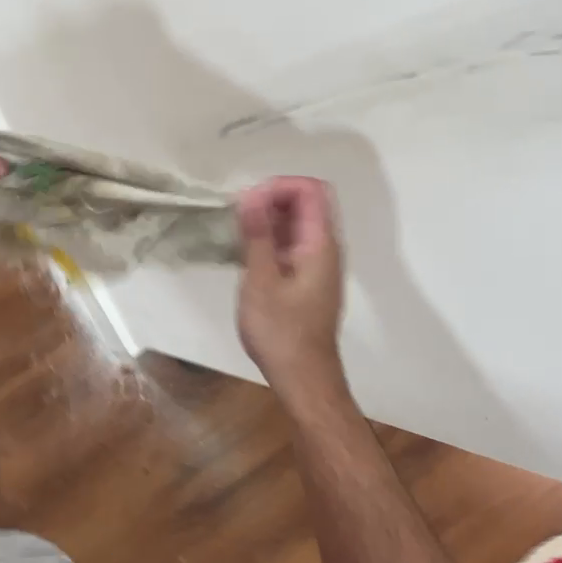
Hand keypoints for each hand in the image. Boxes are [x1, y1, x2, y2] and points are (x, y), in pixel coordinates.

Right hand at [237, 177, 345, 388]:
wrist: (303, 376)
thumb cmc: (281, 331)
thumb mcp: (261, 281)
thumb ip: (256, 236)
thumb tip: (251, 195)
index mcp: (320, 244)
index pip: (310, 190)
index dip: (278, 186)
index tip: (246, 202)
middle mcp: (325, 248)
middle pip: (305, 202)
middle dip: (270, 198)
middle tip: (236, 215)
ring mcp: (317, 264)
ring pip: (297, 223)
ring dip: (267, 218)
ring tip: (236, 231)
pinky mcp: (306, 279)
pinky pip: (291, 243)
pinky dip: (269, 238)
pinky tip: (245, 252)